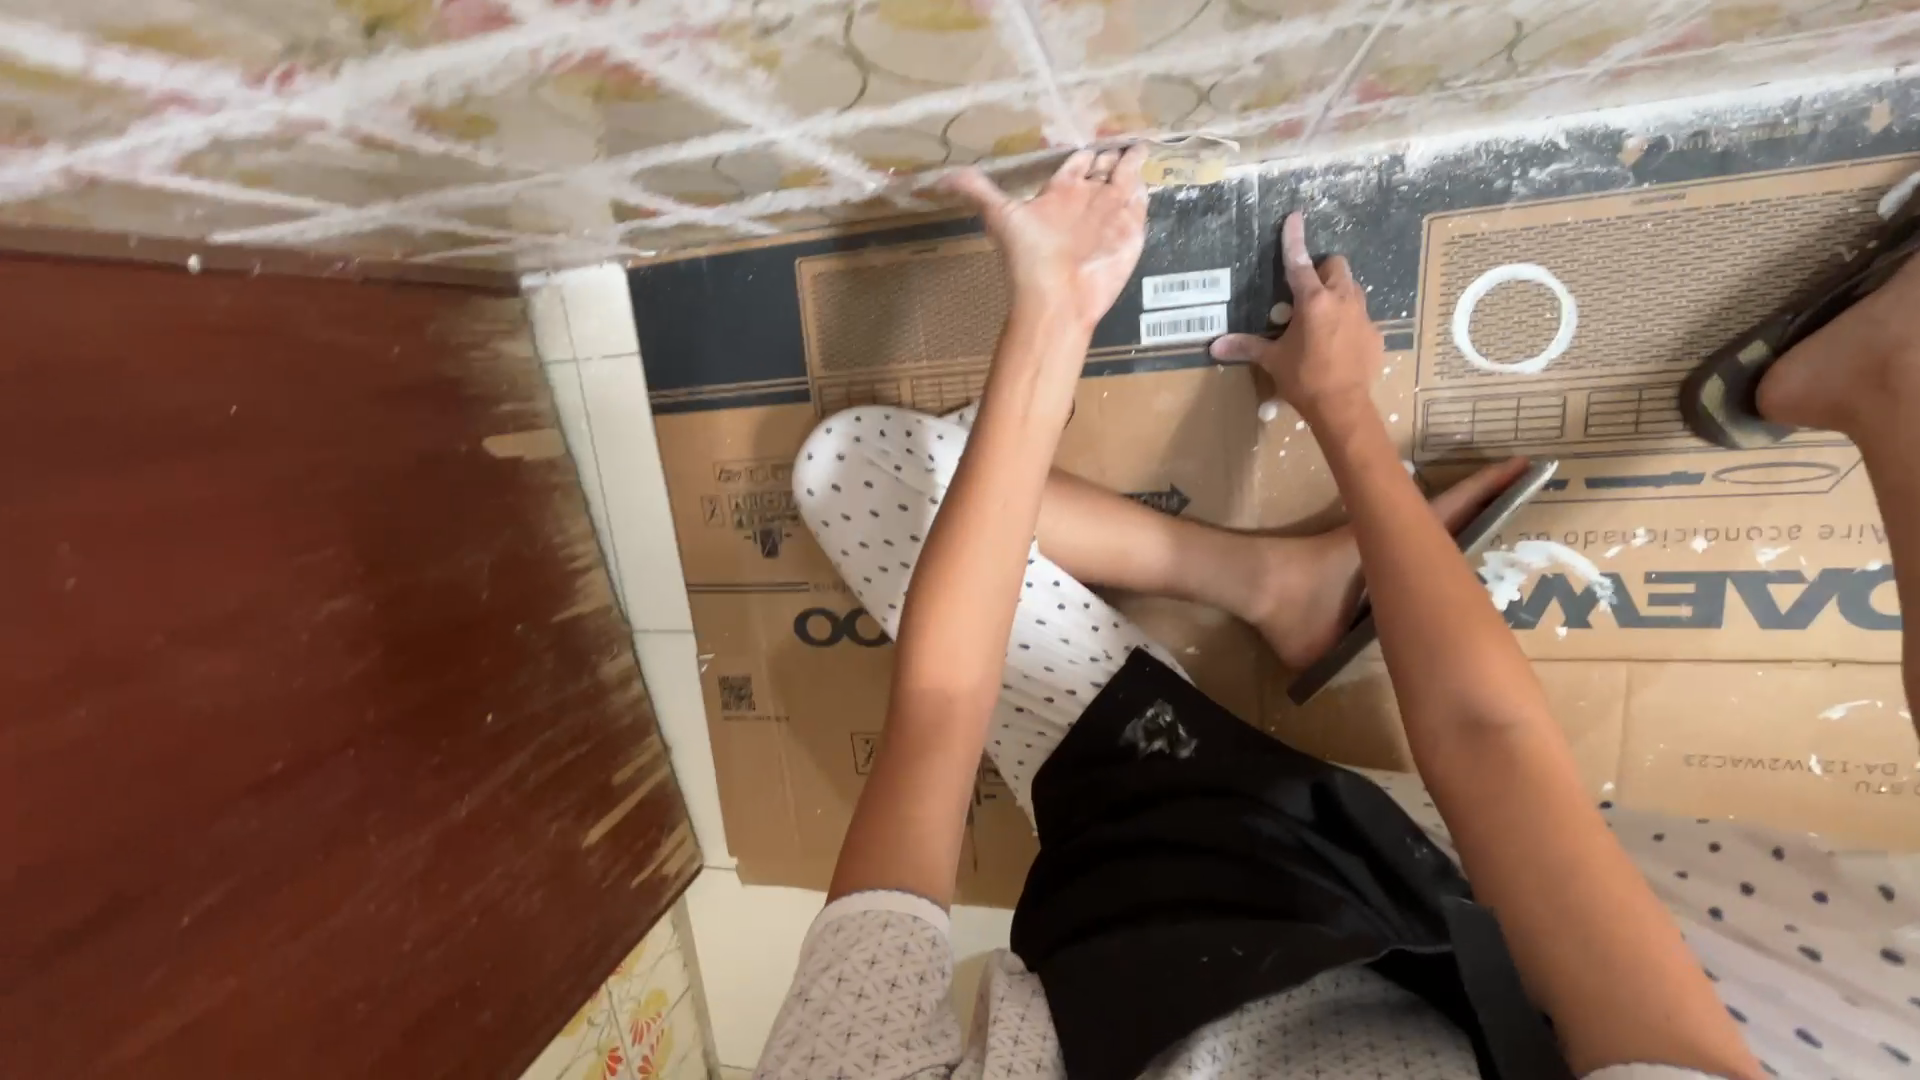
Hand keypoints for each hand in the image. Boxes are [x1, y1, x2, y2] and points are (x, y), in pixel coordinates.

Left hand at [944, 145, 1149, 332]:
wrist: (1059, 297)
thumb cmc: (1029, 258)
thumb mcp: (999, 216)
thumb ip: (976, 190)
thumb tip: (938, 178)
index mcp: (1059, 193)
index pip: (1074, 165)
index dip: (1081, 152)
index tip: (1088, 139)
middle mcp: (1085, 201)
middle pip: (1103, 169)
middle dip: (1110, 154)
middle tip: (1120, 136)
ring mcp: (1110, 215)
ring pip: (1125, 180)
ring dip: (1132, 163)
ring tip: (1142, 145)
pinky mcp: (1131, 231)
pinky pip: (1141, 202)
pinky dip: (1147, 187)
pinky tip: (1150, 174)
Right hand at [1210, 211, 1383, 424]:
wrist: (1343, 406)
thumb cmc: (1303, 379)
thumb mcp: (1272, 361)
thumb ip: (1246, 347)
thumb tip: (1214, 346)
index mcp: (1313, 301)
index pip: (1300, 263)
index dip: (1294, 239)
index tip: (1294, 217)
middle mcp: (1342, 300)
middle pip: (1336, 266)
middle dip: (1321, 271)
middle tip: (1304, 292)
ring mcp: (1362, 316)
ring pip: (1351, 289)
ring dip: (1335, 294)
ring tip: (1319, 318)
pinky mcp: (1374, 334)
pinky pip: (1359, 316)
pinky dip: (1346, 321)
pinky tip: (1335, 343)